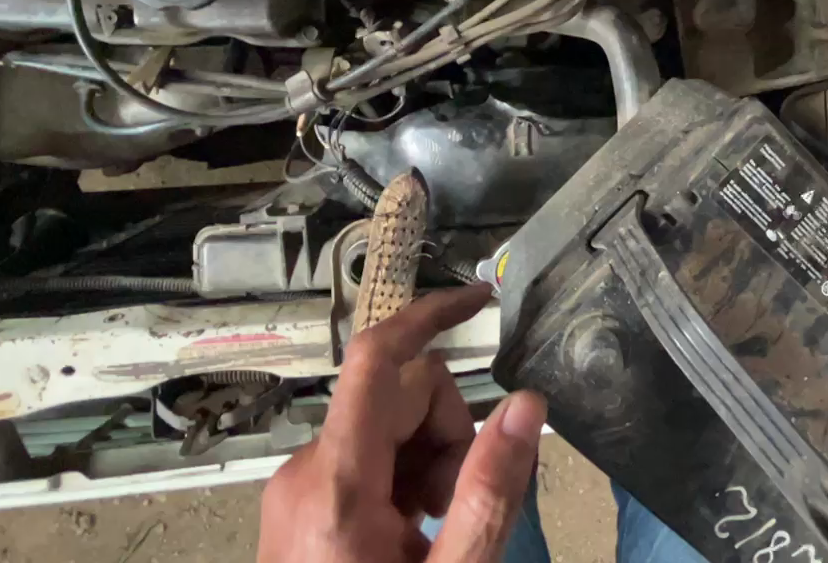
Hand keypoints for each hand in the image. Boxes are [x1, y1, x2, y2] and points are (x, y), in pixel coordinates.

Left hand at [258, 284, 547, 562]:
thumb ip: (490, 489)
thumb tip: (529, 398)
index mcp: (336, 482)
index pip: (378, 357)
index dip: (431, 314)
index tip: (483, 299)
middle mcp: (305, 467)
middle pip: (402, 391)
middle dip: (448, 428)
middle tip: (456, 500)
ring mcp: (299, 483)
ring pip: (392, 418)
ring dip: (431, 455)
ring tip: (433, 524)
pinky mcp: (303, 496)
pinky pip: (372, 449)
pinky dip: (406, 472)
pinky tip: (411, 527)